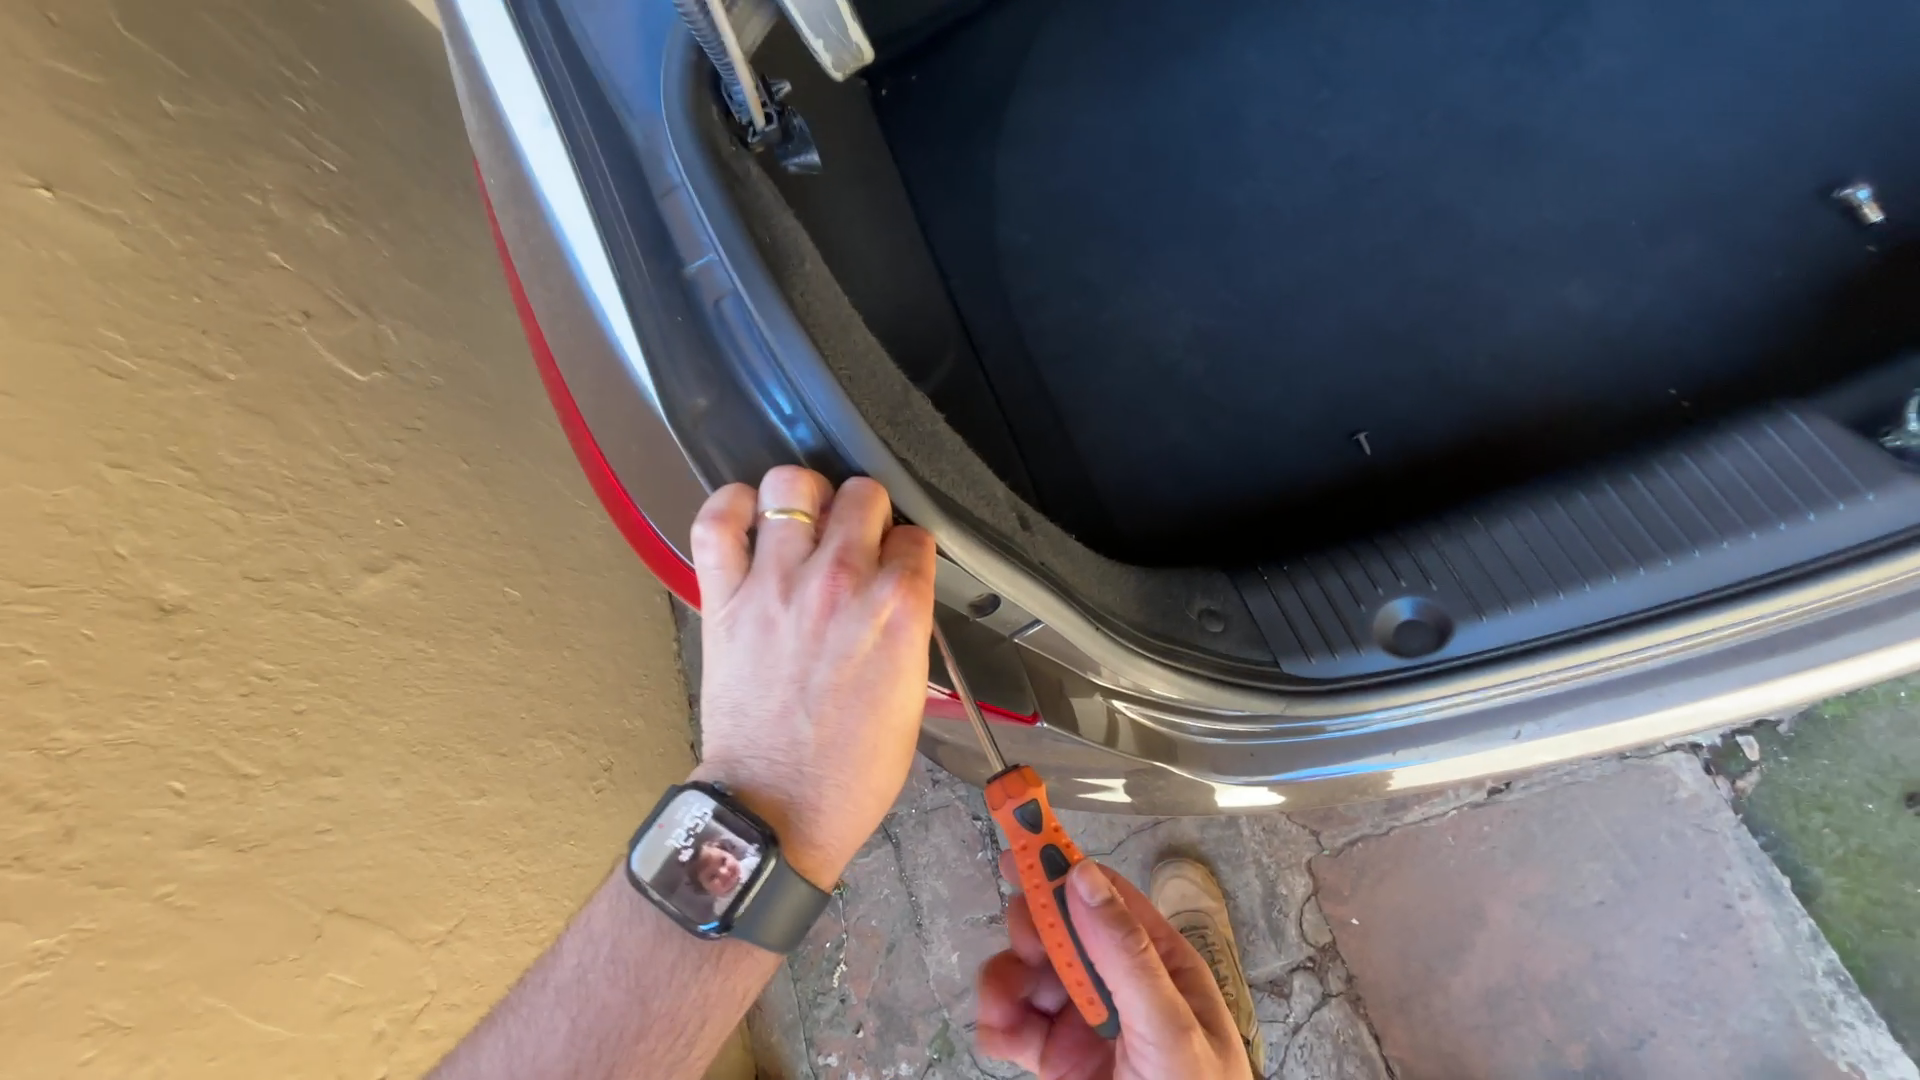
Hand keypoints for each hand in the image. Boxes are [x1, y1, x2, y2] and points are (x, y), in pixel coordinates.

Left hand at [687, 466, 936, 887]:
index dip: (910, 549)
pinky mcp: (725, 598)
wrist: (776, 808)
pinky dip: (730, 504)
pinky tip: (748, 513)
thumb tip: (895, 588)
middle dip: (868, 512)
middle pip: (864, 494)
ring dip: (807, 497)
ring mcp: (777, 584)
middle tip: (857, 540)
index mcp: (897, 608)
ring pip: (794, 485)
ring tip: (805, 521)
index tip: (898, 564)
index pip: (916, 536)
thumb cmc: (853, 767)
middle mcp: (841, 580)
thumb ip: (906, 626)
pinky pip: (717, 522)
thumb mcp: (911, 693)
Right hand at [977, 855, 1254, 1079]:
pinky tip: (999, 1038)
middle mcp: (1114, 979)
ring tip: (1003, 1011)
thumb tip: (1083, 872)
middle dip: (1031, 932)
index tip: (1018, 848)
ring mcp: (1082, 1018)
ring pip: (1026, 972)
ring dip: (1005, 981)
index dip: (1061, 865)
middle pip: (1056, 927)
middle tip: (1026, 952)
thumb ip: (1125, 952)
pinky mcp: (1055, 1057)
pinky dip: (998, 1022)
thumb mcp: (1168, 1026)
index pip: (1102, 894)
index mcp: (1155, 958)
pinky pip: (1015, 1022)